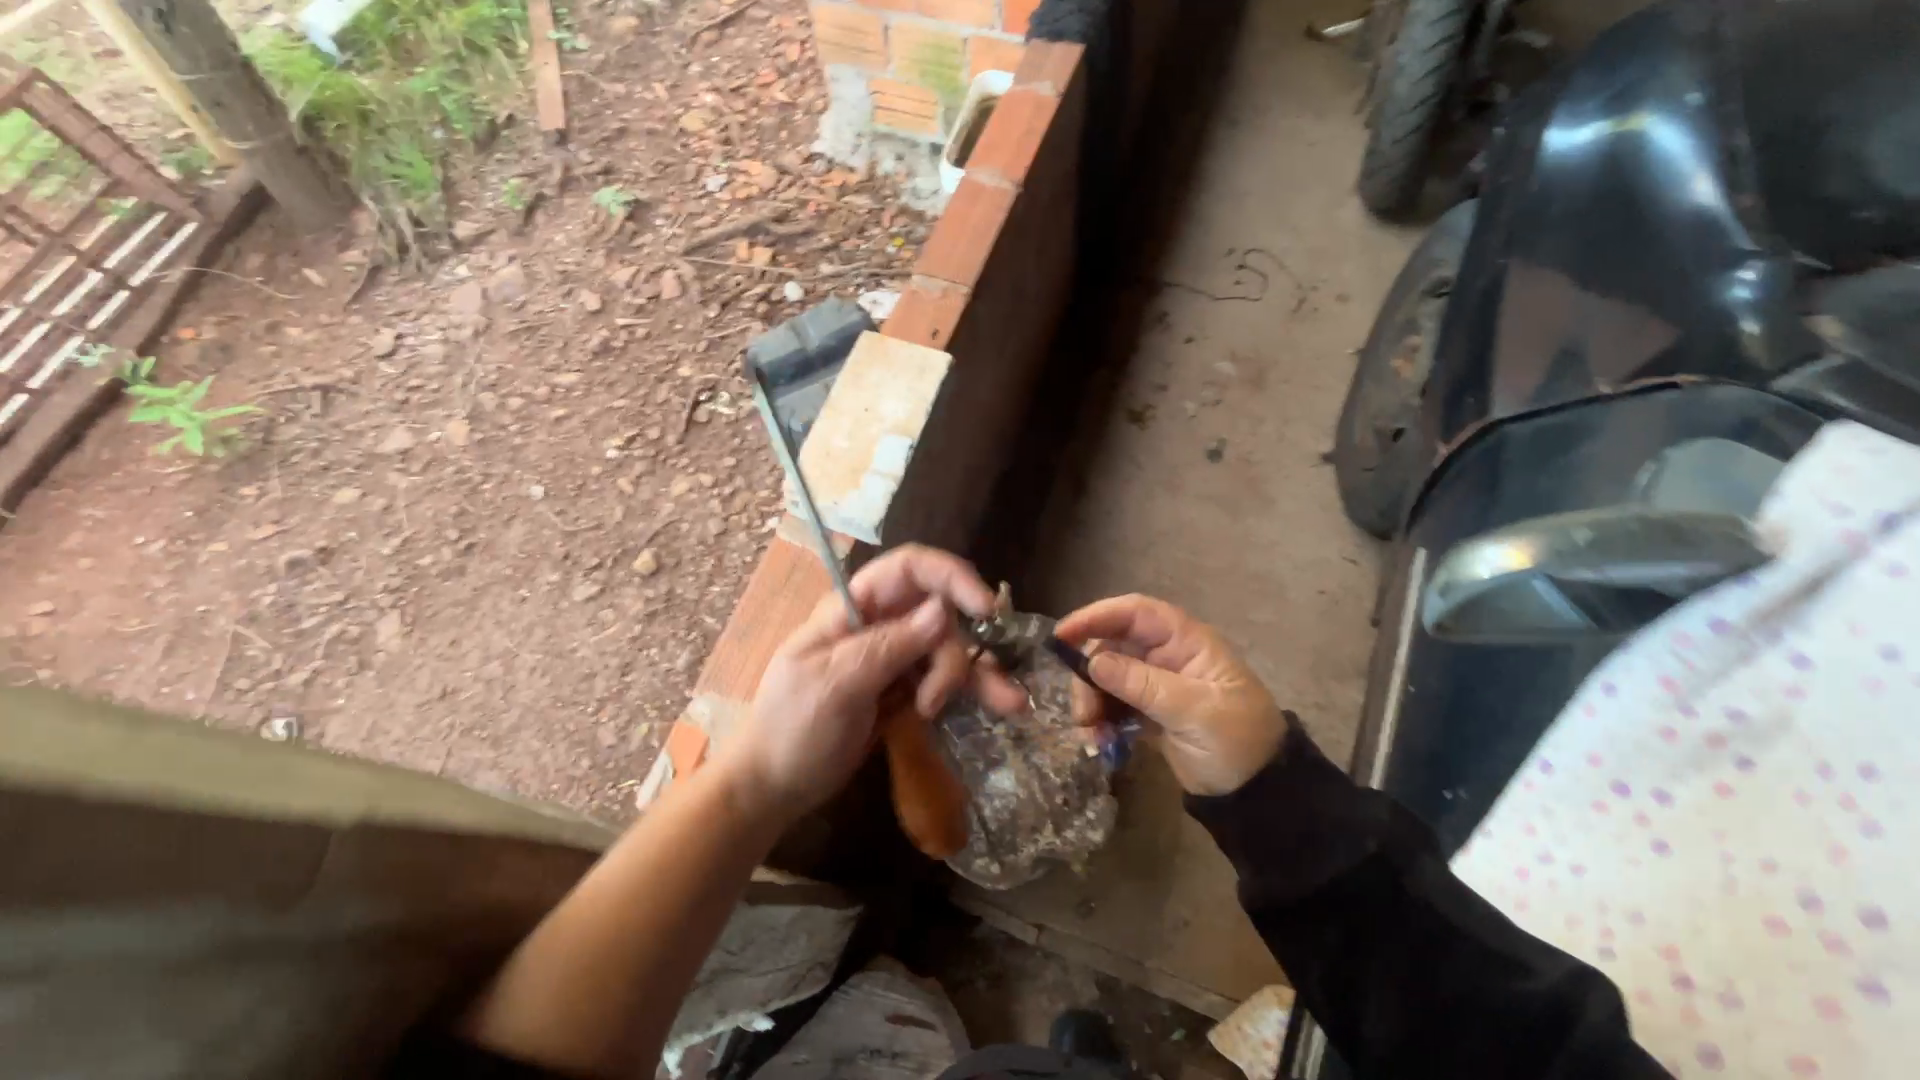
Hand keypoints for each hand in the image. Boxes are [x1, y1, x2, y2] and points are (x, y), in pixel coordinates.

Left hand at [721, 545, 1028, 819]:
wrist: (773, 786)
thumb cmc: (791, 728)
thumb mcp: (833, 686)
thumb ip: (886, 647)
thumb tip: (941, 610)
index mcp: (853, 608)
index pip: (909, 569)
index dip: (951, 577)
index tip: (985, 609)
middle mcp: (880, 624)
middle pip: (940, 614)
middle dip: (956, 650)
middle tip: (936, 699)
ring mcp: (895, 658)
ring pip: (951, 648)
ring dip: (979, 673)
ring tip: (1011, 704)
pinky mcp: (906, 689)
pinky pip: (948, 679)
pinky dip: (976, 690)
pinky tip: (1005, 705)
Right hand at [1056, 594, 1285, 795]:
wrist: (1257, 792)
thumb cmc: (1237, 740)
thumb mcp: (1193, 711)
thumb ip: (1143, 684)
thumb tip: (1092, 661)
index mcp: (1186, 642)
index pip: (1135, 613)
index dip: (1096, 617)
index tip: (1062, 636)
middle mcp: (1167, 656)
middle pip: (1112, 646)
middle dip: (1089, 674)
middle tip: (1082, 711)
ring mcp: (1157, 685)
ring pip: (1107, 677)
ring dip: (1092, 702)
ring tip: (1092, 734)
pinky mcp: (1149, 712)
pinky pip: (1113, 704)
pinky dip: (1102, 720)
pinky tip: (1102, 741)